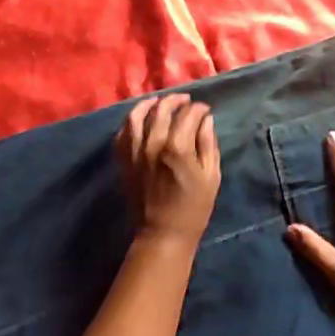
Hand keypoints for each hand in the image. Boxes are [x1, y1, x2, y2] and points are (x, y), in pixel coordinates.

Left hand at [117, 94, 220, 243]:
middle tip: (185, 101)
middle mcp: (153, 143)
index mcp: (178, 147)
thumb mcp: (211, 176)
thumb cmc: (193, 208)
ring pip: (137, 115)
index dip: (199, 109)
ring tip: (159, 102)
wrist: (163, 234)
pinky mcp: (124, 160)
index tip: (205, 110)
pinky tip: (140, 119)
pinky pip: (122, 132)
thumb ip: (208, 143)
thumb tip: (206, 119)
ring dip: (149, 104)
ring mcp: (135, 151)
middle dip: (176, 100)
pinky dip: (131, 121)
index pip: (188, 115)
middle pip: (162, 109)